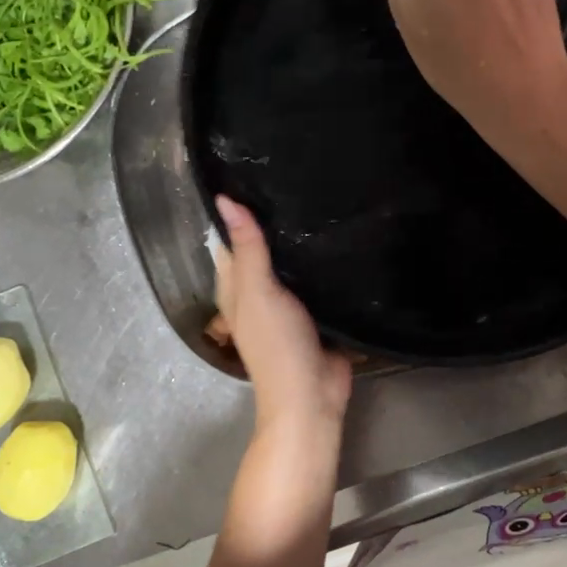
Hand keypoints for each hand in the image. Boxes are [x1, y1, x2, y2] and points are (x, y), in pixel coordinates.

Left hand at [213, 196, 352, 431]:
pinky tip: (342, 237)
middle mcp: (260, 292)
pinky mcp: (318, 312)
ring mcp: (291, 304)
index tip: (254, 171)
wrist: (312, 396)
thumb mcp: (258, 292)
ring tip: (323, 195)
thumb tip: (224, 199)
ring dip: (303, 240)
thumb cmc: (277, 345)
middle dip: (277, 220)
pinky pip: (319, 281)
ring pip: (293, 263)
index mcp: (236, 287)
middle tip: (299, 175)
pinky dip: (325, 263)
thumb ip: (248, 248)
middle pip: (264, 249)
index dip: (238, 211)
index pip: (232, 240)